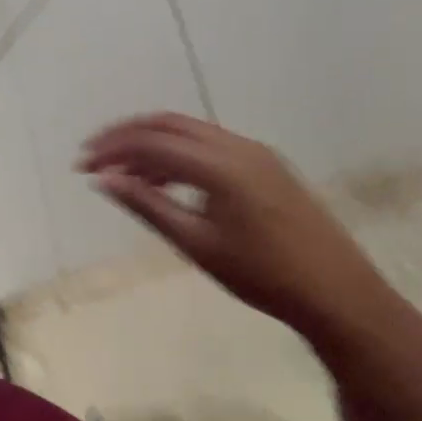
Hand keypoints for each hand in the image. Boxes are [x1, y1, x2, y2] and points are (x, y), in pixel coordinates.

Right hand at [78, 113, 394, 337]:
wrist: (340, 296)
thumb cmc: (263, 275)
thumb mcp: (196, 243)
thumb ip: (147, 205)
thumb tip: (103, 180)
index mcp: (220, 166)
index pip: (151, 142)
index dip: (111, 149)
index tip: (81, 166)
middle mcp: (238, 148)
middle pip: (168, 123)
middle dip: (125, 136)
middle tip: (94, 156)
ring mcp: (257, 154)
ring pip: (189, 132)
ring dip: (151, 144)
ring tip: (122, 173)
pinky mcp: (268, 166)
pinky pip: (210, 145)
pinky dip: (177, 153)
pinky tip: (164, 181)